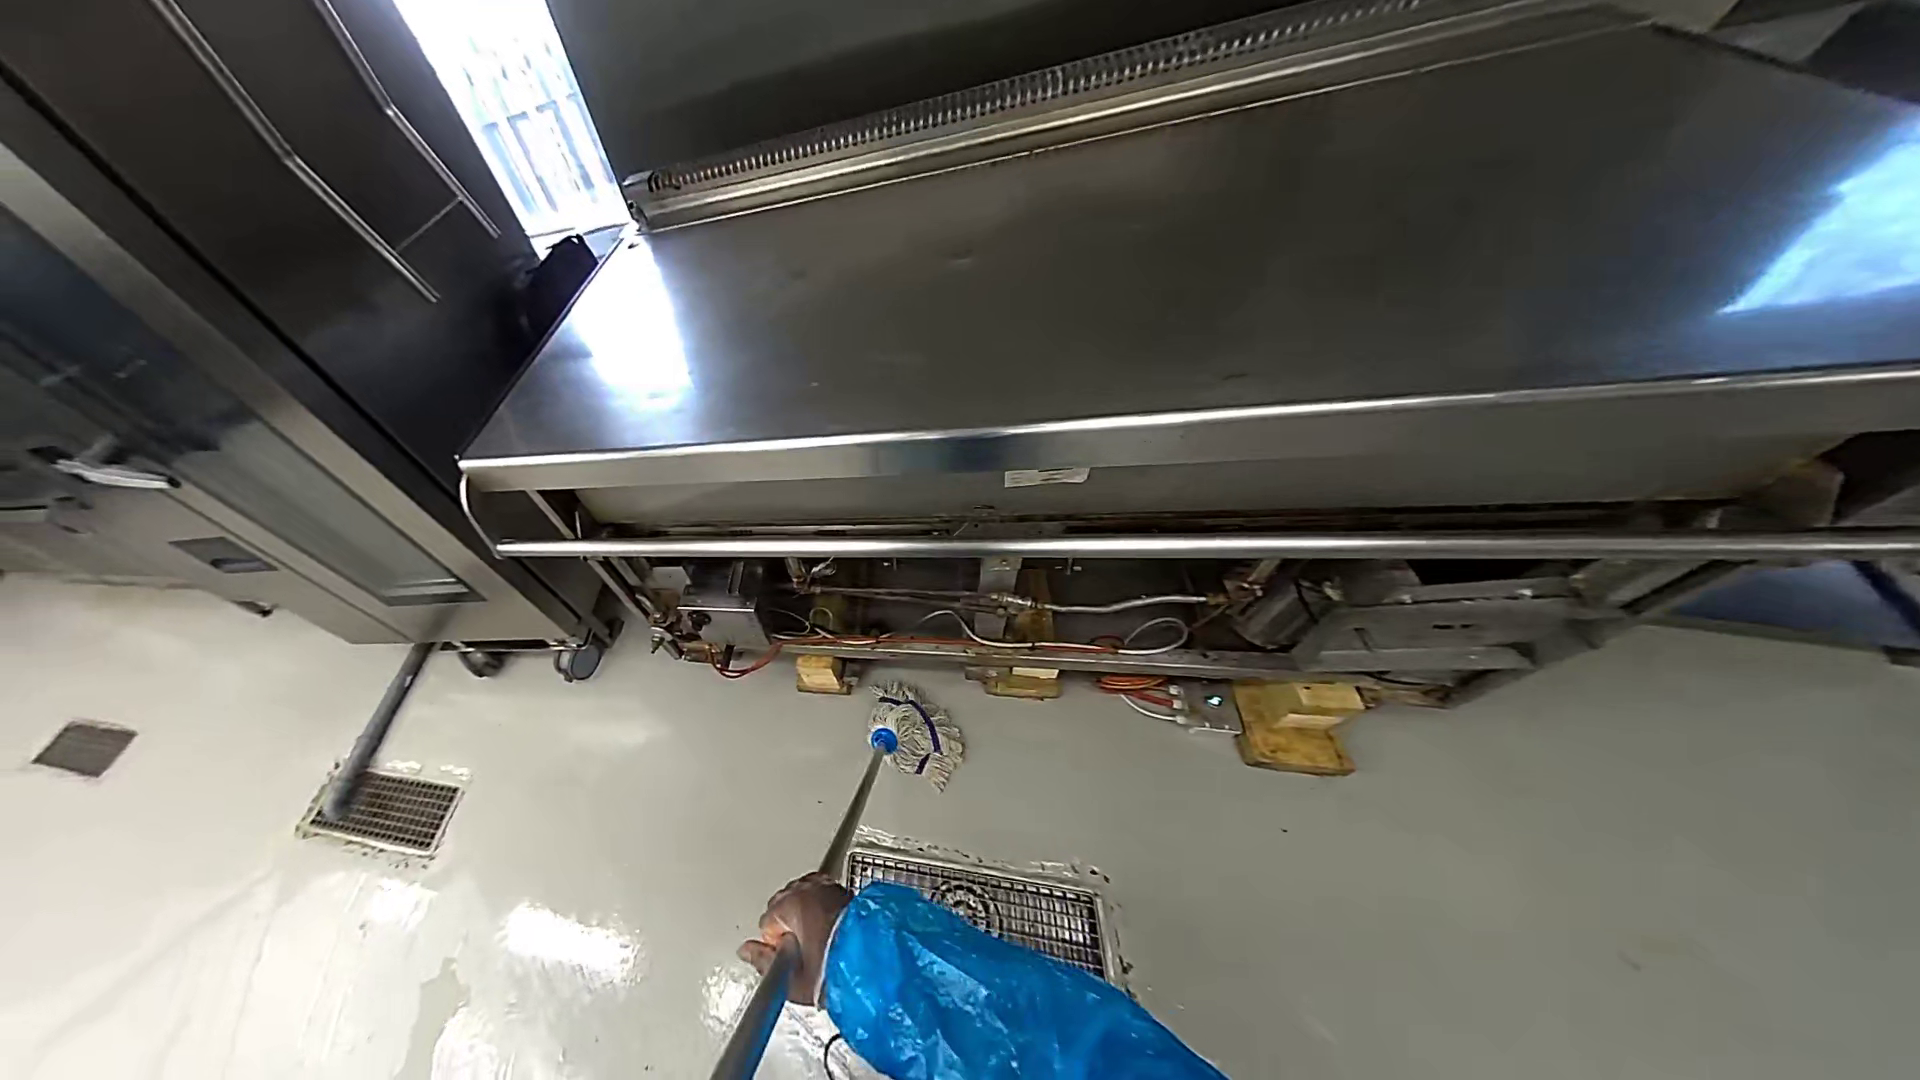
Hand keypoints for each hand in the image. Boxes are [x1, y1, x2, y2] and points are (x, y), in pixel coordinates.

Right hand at [736, 871, 851, 1005]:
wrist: (872, 962)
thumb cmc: (834, 967)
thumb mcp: (791, 977)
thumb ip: (763, 961)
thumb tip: (747, 951)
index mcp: (791, 902)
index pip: (766, 920)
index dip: (774, 944)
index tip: (786, 957)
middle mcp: (809, 887)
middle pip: (784, 904)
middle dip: (786, 925)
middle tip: (799, 952)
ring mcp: (828, 886)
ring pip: (803, 898)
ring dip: (803, 915)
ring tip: (815, 943)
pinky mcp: (843, 890)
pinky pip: (821, 896)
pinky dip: (819, 909)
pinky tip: (827, 931)